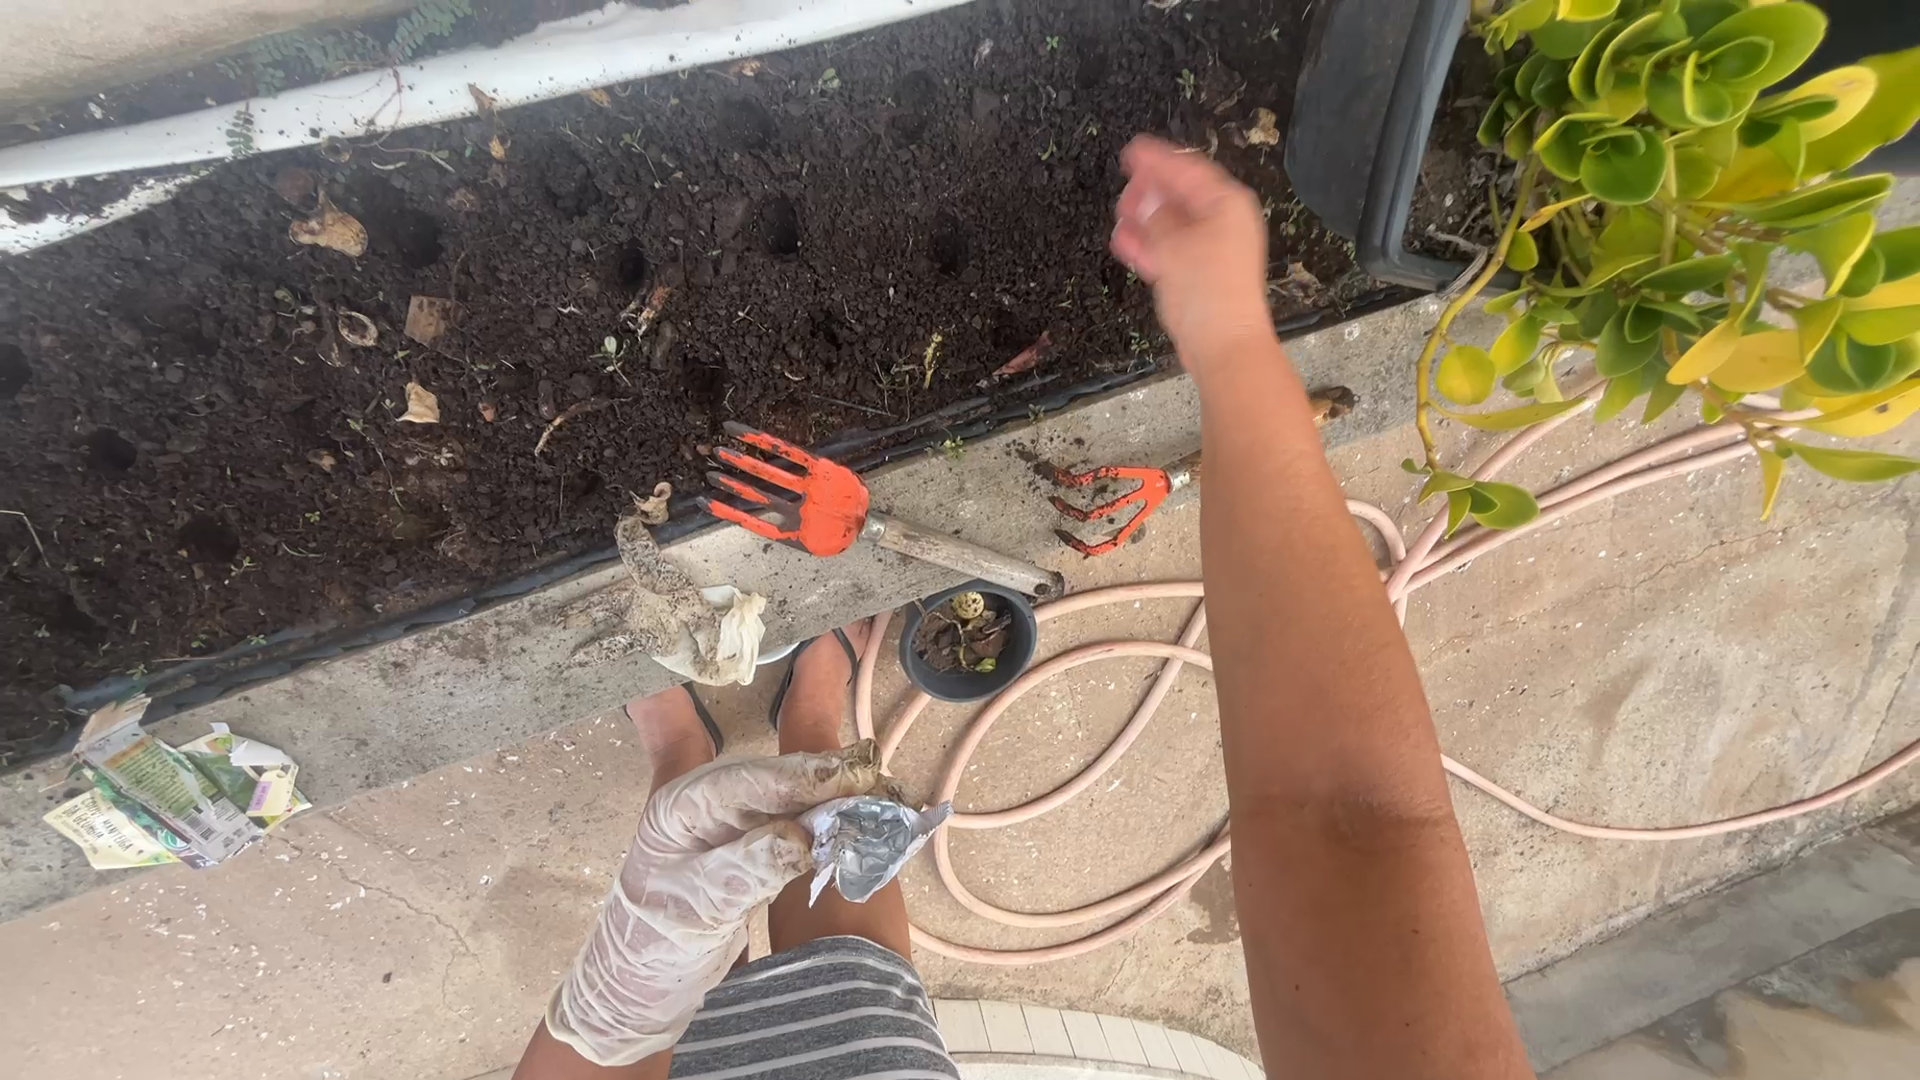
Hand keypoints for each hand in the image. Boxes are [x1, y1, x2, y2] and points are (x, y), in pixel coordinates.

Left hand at [545, 745, 883, 1066]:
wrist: (645, 984)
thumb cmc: (655, 946)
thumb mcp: (696, 909)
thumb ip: (745, 869)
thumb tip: (802, 838)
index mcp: (683, 804)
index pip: (747, 781)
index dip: (798, 776)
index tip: (845, 776)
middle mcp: (714, 799)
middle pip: (777, 780)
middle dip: (827, 779)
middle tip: (878, 781)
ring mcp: (739, 818)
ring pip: (794, 797)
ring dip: (837, 797)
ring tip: (881, 795)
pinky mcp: (760, 839)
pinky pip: (800, 822)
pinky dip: (831, 821)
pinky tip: (861, 818)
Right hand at [1110, 135, 1274, 373]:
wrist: (1222, 344)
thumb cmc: (1208, 295)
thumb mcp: (1174, 247)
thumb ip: (1156, 218)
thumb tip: (1144, 198)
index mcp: (1225, 205)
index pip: (1187, 170)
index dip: (1157, 160)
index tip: (1132, 152)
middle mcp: (1222, 223)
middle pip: (1181, 197)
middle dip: (1150, 194)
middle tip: (1124, 194)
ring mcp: (1212, 250)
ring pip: (1173, 225)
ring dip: (1146, 221)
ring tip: (1121, 219)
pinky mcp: (1200, 275)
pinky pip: (1171, 250)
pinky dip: (1151, 246)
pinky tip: (1129, 244)